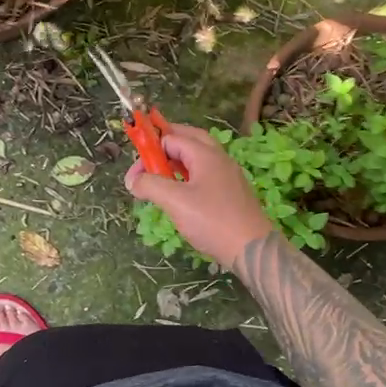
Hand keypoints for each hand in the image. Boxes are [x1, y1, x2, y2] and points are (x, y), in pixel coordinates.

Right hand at [126, 122, 273, 270]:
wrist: (252, 248)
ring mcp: (227, 175)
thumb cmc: (212, 221)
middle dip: (165, 146)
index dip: (149, 153)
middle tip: (147, 159)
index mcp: (205, 155)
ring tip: (160, 176)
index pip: (171, 138)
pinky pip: (205, 173)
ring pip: (198, 157)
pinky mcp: (231, 192)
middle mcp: (219, 158)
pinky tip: (180, 193)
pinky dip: (188, 175)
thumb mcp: (175, 202)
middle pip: (189, 139)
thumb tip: (133, 180)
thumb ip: (150, 185)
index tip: (135, 176)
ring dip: (177, 161)